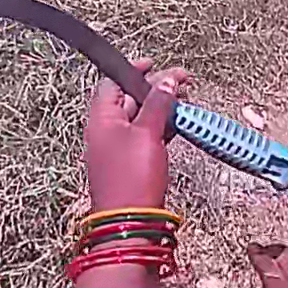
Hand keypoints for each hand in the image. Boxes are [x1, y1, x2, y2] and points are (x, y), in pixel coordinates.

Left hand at [84, 59, 189, 211]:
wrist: (130, 221)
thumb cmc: (132, 178)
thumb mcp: (147, 133)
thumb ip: (158, 103)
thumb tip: (167, 81)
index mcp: (102, 117)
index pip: (114, 82)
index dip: (135, 71)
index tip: (154, 65)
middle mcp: (106, 129)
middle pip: (130, 98)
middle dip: (156, 88)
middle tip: (182, 84)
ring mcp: (118, 146)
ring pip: (141, 117)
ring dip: (162, 108)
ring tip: (185, 104)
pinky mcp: (131, 161)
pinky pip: (146, 135)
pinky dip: (161, 127)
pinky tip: (178, 125)